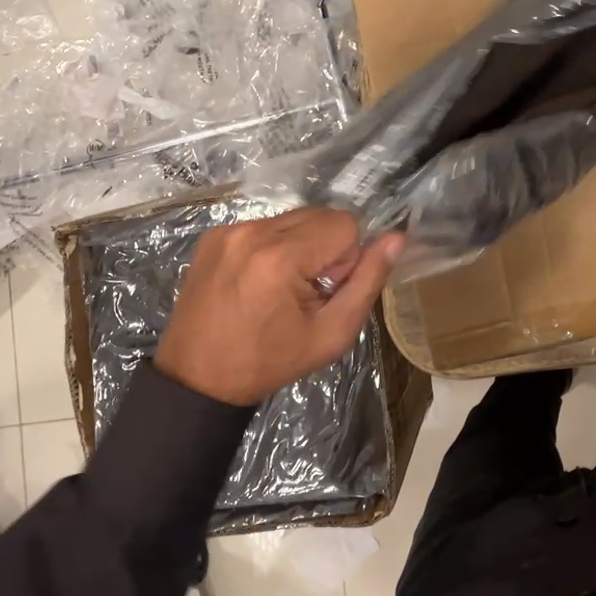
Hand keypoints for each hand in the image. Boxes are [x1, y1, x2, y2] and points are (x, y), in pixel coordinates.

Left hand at [154, 207, 403, 406]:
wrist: (198, 380)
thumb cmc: (270, 362)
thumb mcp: (331, 333)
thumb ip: (368, 281)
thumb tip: (397, 237)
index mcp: (280, 257)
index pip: (345, 224)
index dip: (346, 259)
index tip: (324, 291)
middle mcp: (252, 232)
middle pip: (320, 215)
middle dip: (325, 248)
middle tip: (305, 292)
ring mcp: (228, 231)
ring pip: (294, 217)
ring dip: (300, 245)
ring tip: (281, 288)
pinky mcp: (213, 235)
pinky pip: (265, 224)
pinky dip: (273, 246)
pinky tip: (258, 281)